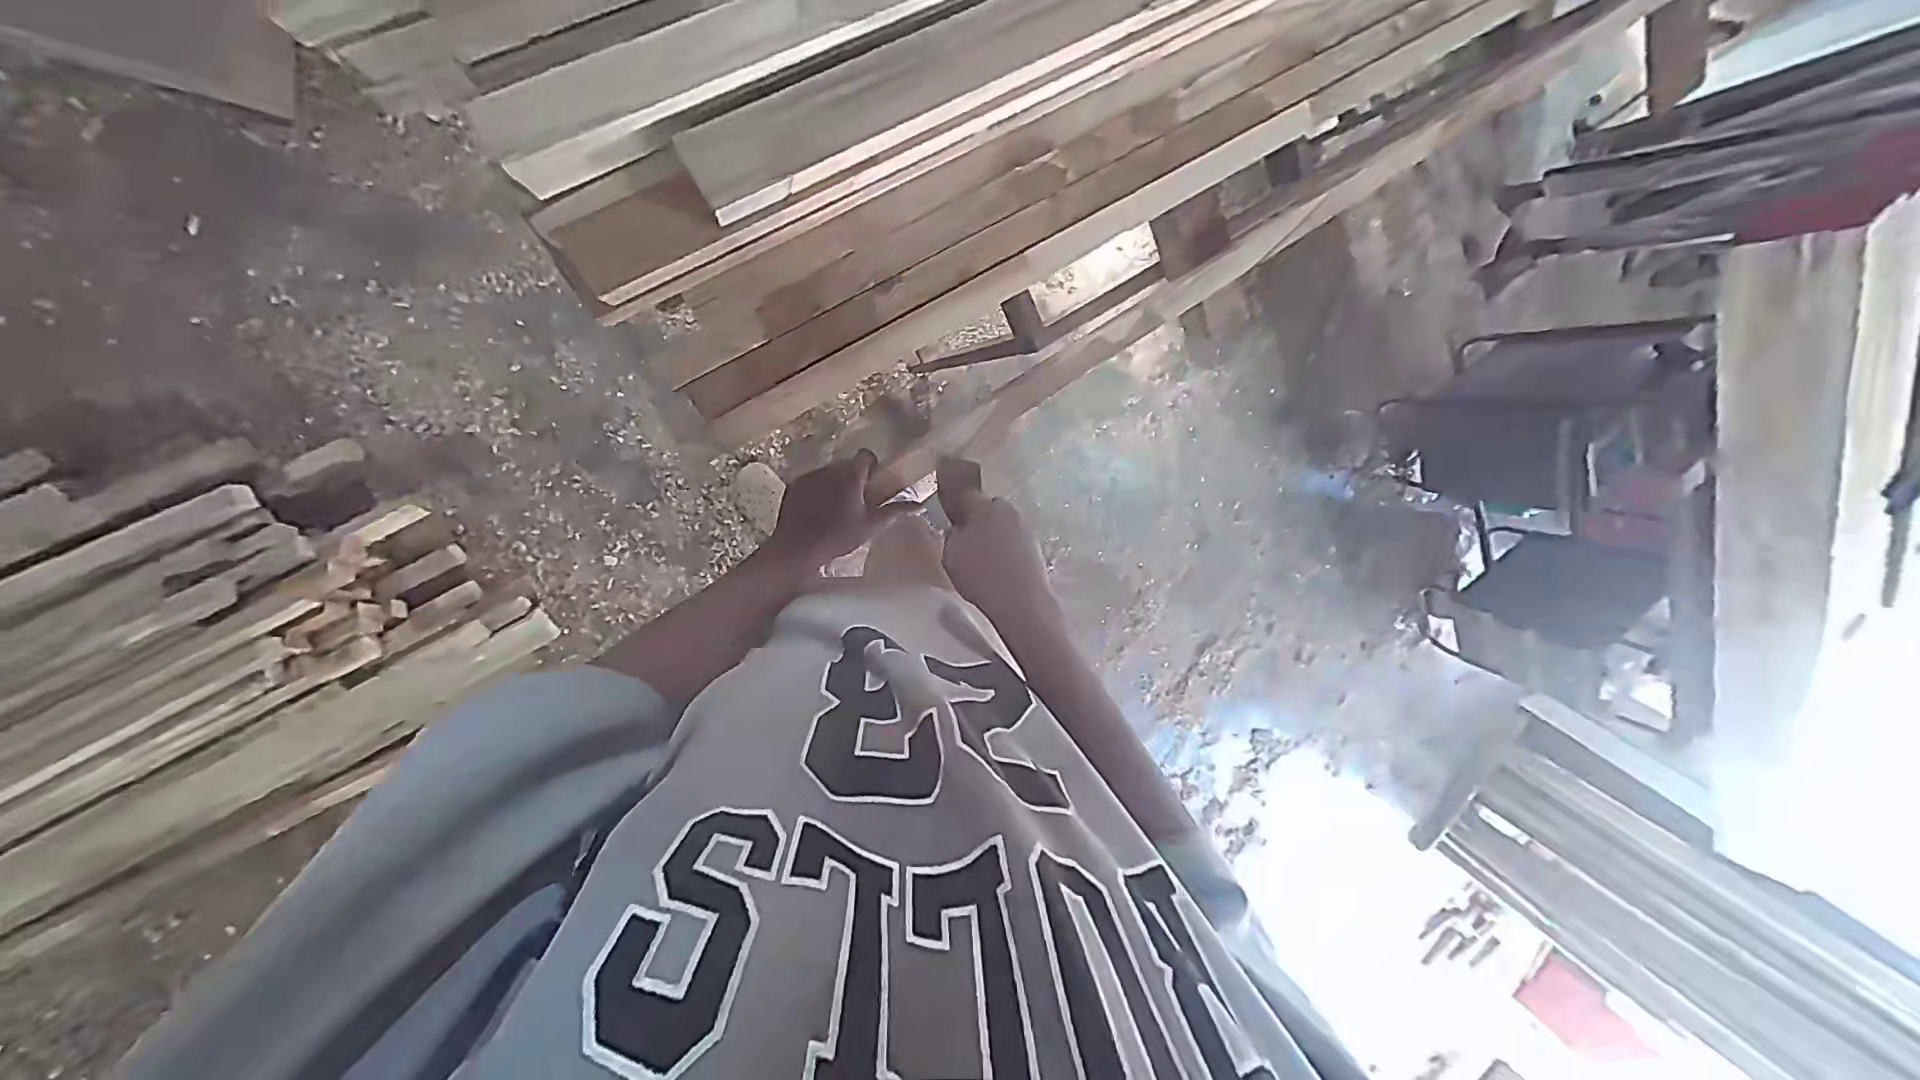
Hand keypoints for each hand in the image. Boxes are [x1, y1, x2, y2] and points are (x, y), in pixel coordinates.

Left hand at [765, 451, 916, 572]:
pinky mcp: (794, 486)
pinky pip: (811, 481)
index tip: (874, 483)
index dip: (872, 466)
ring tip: (837, 508)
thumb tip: (919, 505)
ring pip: (828, 473)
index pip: (865, 455)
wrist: (797, 548)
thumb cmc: (838, 537)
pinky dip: (817, 490)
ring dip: (835, 484)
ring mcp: (809, 476)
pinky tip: (818, 511)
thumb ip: (895, 511)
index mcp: (850, 475)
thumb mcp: (871, 525)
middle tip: (858, 501)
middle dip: (854, 478)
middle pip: (847, 465)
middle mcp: (829, 469)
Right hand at [936, 457, 1061, 631]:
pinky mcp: (1036, 551)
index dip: (956, 499)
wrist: (1023, 606)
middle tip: (963, 543)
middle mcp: (1009, 511)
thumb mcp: (951, 552)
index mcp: (985, 505)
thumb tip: (957, 526)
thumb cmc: (981, 575)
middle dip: (976, 520)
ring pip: (1002, 527)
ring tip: (980, 564)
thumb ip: (952, 533)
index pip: (965, 492)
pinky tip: (998, 573)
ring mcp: (1026, 531)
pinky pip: (1013, 546)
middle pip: (987, 509)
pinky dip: (1004, 554)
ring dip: (992, 538)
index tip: (948, 508)